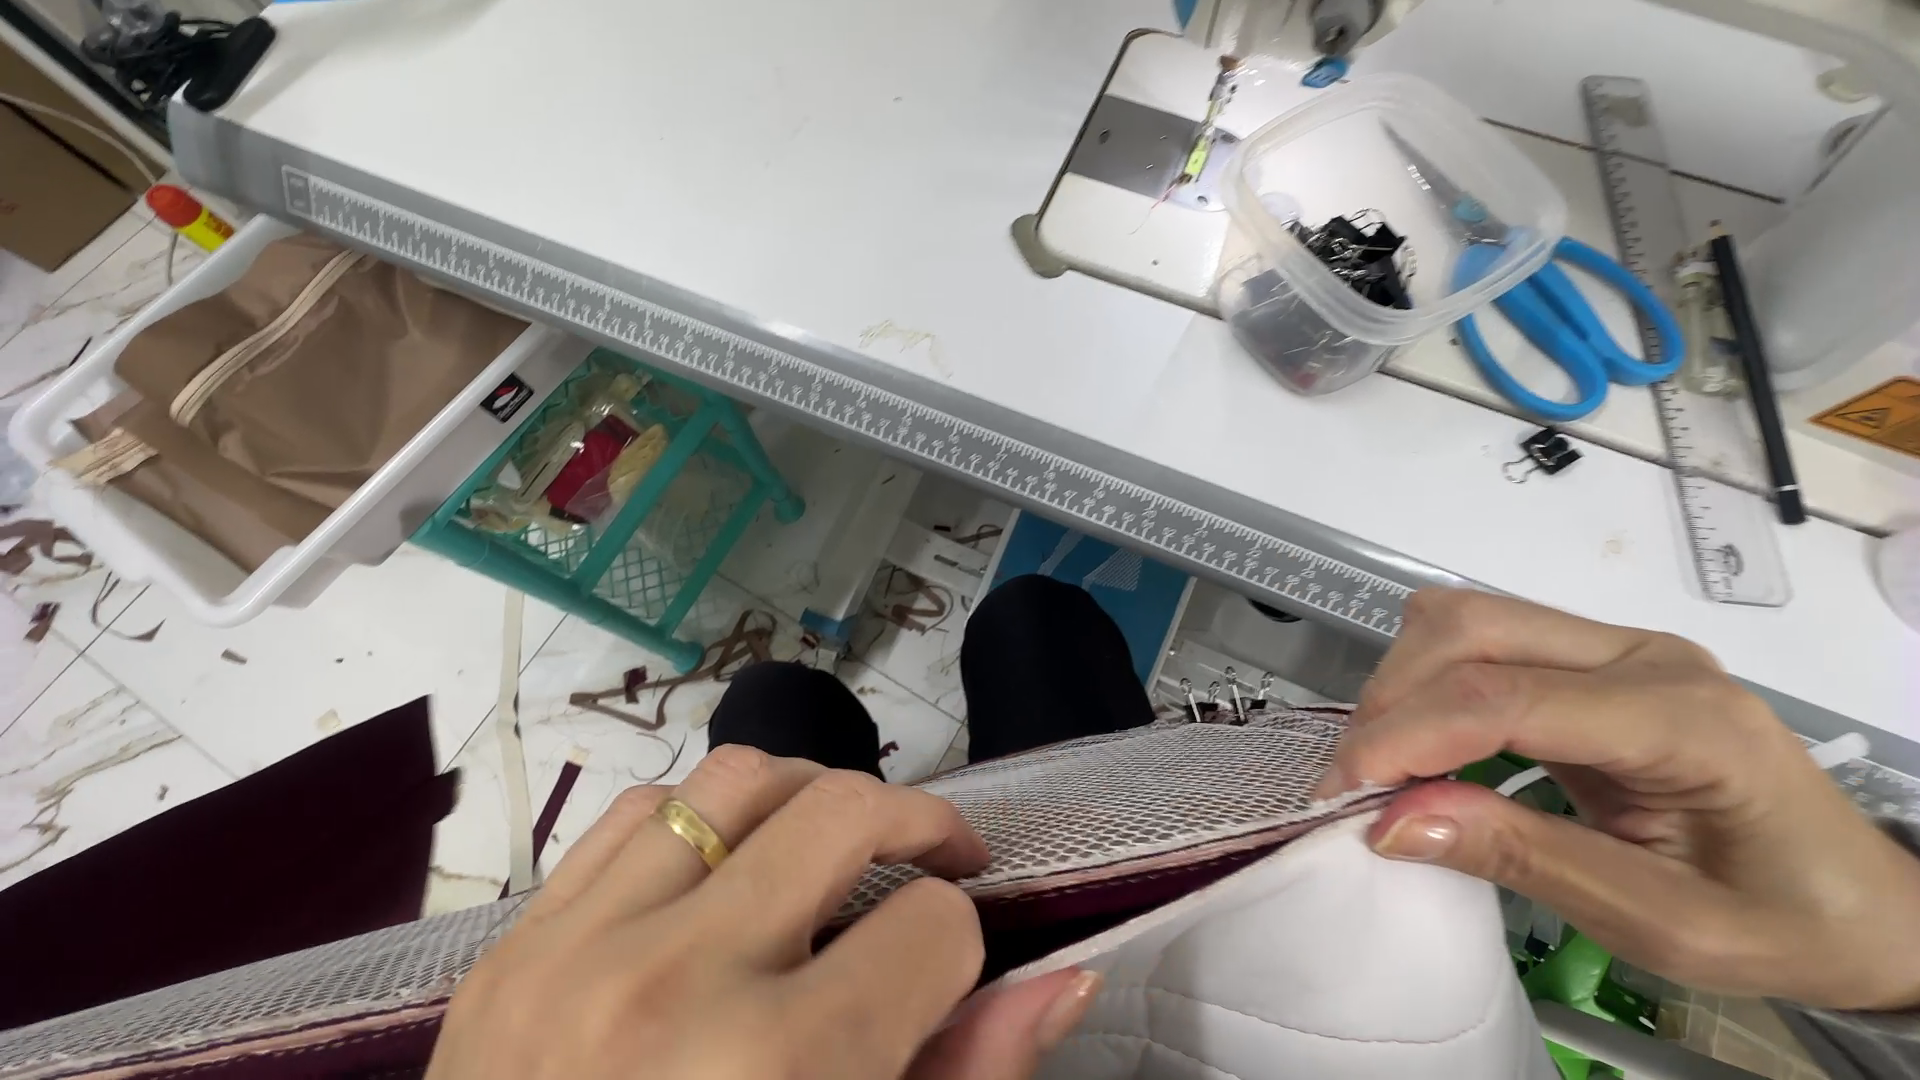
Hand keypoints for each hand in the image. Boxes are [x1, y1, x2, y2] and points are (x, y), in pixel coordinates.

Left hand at [427, 746, 1101, 1078]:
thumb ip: (974, 1076)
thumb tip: (1068, 974)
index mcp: (779, 1072)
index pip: (933, 929)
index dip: (961, 943)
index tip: (945, 970)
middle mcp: (674, 987)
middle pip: (844, 810)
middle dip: (917, 823)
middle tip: (935, 855)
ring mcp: (576, 954)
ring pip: (739, 779)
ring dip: (812, 798)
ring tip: (836, 844)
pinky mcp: (512, 951)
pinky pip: (636, 815)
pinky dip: (704, 819)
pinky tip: (728, 867)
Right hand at [1316, 588, 1919, 1009]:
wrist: (1859, 901)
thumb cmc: (1780, 924)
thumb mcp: (1666, 926)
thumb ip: (1525, 860)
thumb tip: (1390, 822)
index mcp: (1686, 722)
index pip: (1506, 699)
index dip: (1407, 737)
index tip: (1341, 791)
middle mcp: (1643, 656)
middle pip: (1472, 629)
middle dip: (1390, 699)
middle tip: (1355, 778)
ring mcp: (1614, 645)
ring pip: (1463, 617)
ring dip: (1400, 682)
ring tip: (1385, 759)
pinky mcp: (1585, 654)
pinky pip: (1476, 637)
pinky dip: (1423, 679)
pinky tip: (1424, 738)